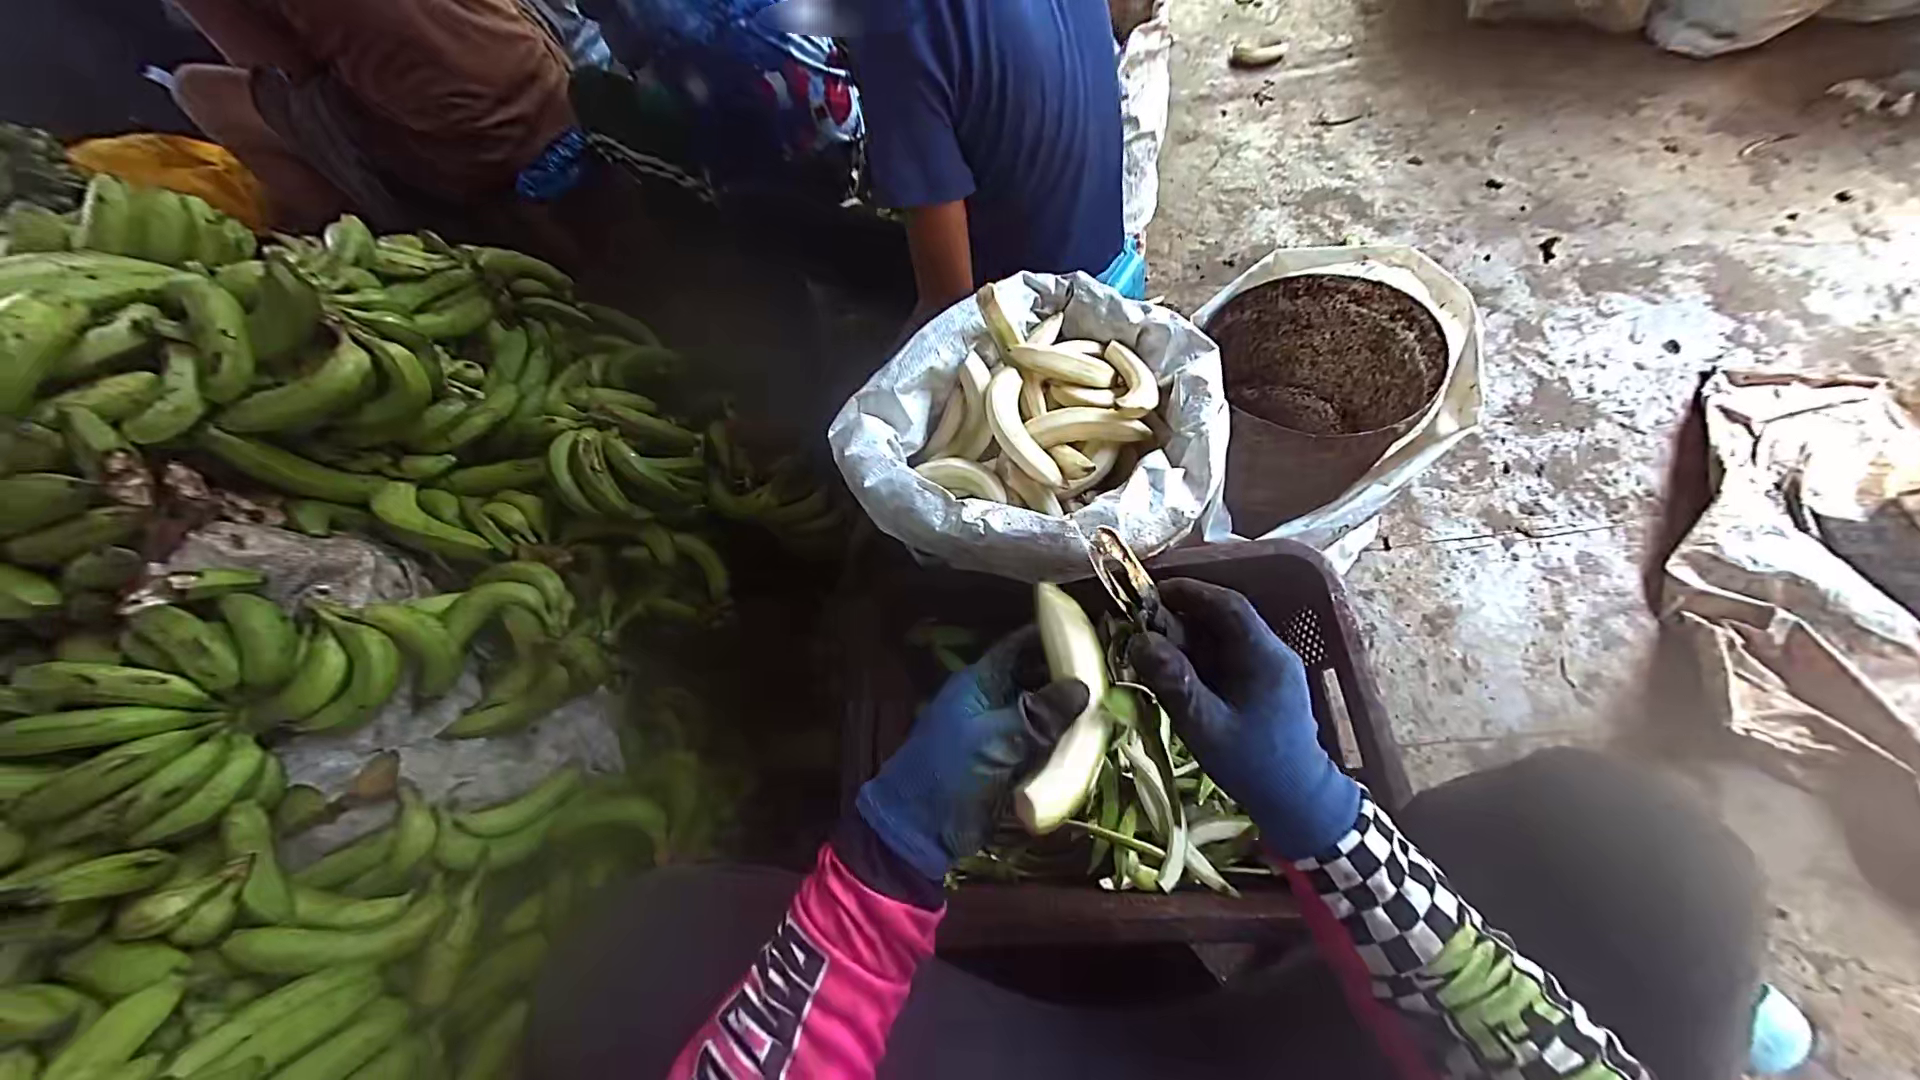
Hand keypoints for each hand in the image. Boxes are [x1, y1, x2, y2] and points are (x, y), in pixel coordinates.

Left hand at [856, 627, 1087, 880]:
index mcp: (980, 683)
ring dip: (1068, 715)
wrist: (920, 831)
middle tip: (1106, 679)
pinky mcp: (1010, 764)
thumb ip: (1039, 714)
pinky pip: (1043, 746)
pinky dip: (1063, 745)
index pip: (1018, 647)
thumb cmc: (949, 774)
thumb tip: (1082, 686)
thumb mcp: (995, 740)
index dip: (1048, 638)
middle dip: (1067, 679)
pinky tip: (1088, 744)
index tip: (1085, 635)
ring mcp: (1002, 733)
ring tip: (1105, 709)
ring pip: (1043, 714)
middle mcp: (993, 701)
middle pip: (1036, 680)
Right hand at [1128, 579, 1358, 858]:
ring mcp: (1262, 666)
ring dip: (1180, 638)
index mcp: (1265, 656)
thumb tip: (1138, 641)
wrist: (1296, 801)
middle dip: (1176, 618)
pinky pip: (1218, 656)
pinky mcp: (1253, 681)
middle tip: (1137, 626)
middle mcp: (1267, 652)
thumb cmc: (1253, 765)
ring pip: (1215, 637)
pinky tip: (1167, 670)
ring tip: (1145, 649)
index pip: (1229, 605)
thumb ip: (1174, 682)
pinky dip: (1190, 657)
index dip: (1190, 592)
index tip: (1151, 593)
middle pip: (1218, 619)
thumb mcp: (1206, 725)